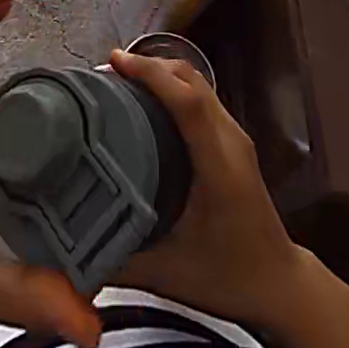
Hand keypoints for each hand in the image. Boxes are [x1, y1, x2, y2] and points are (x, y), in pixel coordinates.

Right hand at [109, 48, 307, 329]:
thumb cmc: (226, 277)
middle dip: (149, 65)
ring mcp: (235, 137)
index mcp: (219, 167)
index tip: (115, 63)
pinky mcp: (233, 139)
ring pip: (198, 82)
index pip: (189, 103)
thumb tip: (68, 246)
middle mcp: (231, 141)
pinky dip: (171, 85)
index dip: (152, 74)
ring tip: (121, 79)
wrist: (279, 285)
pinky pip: (200, 95)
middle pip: (193, 80)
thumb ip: (119, 257)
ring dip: (160, 72)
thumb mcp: (168, 274)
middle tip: (107, 72)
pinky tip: (146, 99)